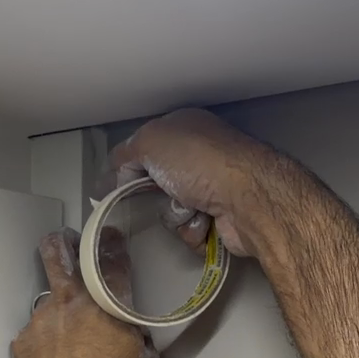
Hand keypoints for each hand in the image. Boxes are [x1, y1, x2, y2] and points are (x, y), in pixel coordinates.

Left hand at [12, 229, 158, 357]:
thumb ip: (138, 343)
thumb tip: (136, 341)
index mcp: (107, 305)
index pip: (112, 261)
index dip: (112, 244)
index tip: (110, 237)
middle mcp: (71, 303)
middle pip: (59, 254)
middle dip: (60, 242)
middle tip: (64, 240)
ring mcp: (42, 320)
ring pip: (48, 301)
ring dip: (57, 310)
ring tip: (65, 336)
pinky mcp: (23, 342)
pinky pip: (35, 334)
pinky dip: (44, 342)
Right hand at [106, 107, 301, 259]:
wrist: (247, 197)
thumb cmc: (197, 161)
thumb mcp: (149, 142)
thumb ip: (123, 153)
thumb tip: (112, 174)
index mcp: (184, 127)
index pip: (144, 147)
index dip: (128, 166)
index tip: (115, 185)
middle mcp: (200, 155)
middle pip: (156, 182)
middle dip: (154, 193)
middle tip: (159, 195)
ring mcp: (213, 186)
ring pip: (170, 210)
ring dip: (174, 214)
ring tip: (192, 209)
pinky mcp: (222, 217)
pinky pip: (189, 230)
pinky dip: (193, 229)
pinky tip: (206, 222)